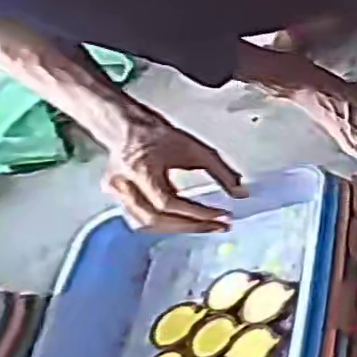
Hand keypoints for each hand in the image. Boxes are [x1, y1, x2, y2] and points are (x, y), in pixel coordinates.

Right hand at [103, 118, 247, 233]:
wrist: (130, 129)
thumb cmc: (164, 137)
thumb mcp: (200, 151)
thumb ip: (223, 173)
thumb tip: (241, 193)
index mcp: (141, 171)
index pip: (167, 202)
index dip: (197, 213)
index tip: (223, 216)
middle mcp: (121, 185)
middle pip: (154, 218)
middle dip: (191, 225)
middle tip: (221, 226)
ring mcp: (115, 193)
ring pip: (145, 222)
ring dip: (180, 227)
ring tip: (209, 226)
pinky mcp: (117, 198)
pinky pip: (142, 218)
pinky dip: (167, 223)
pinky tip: (189, 221)